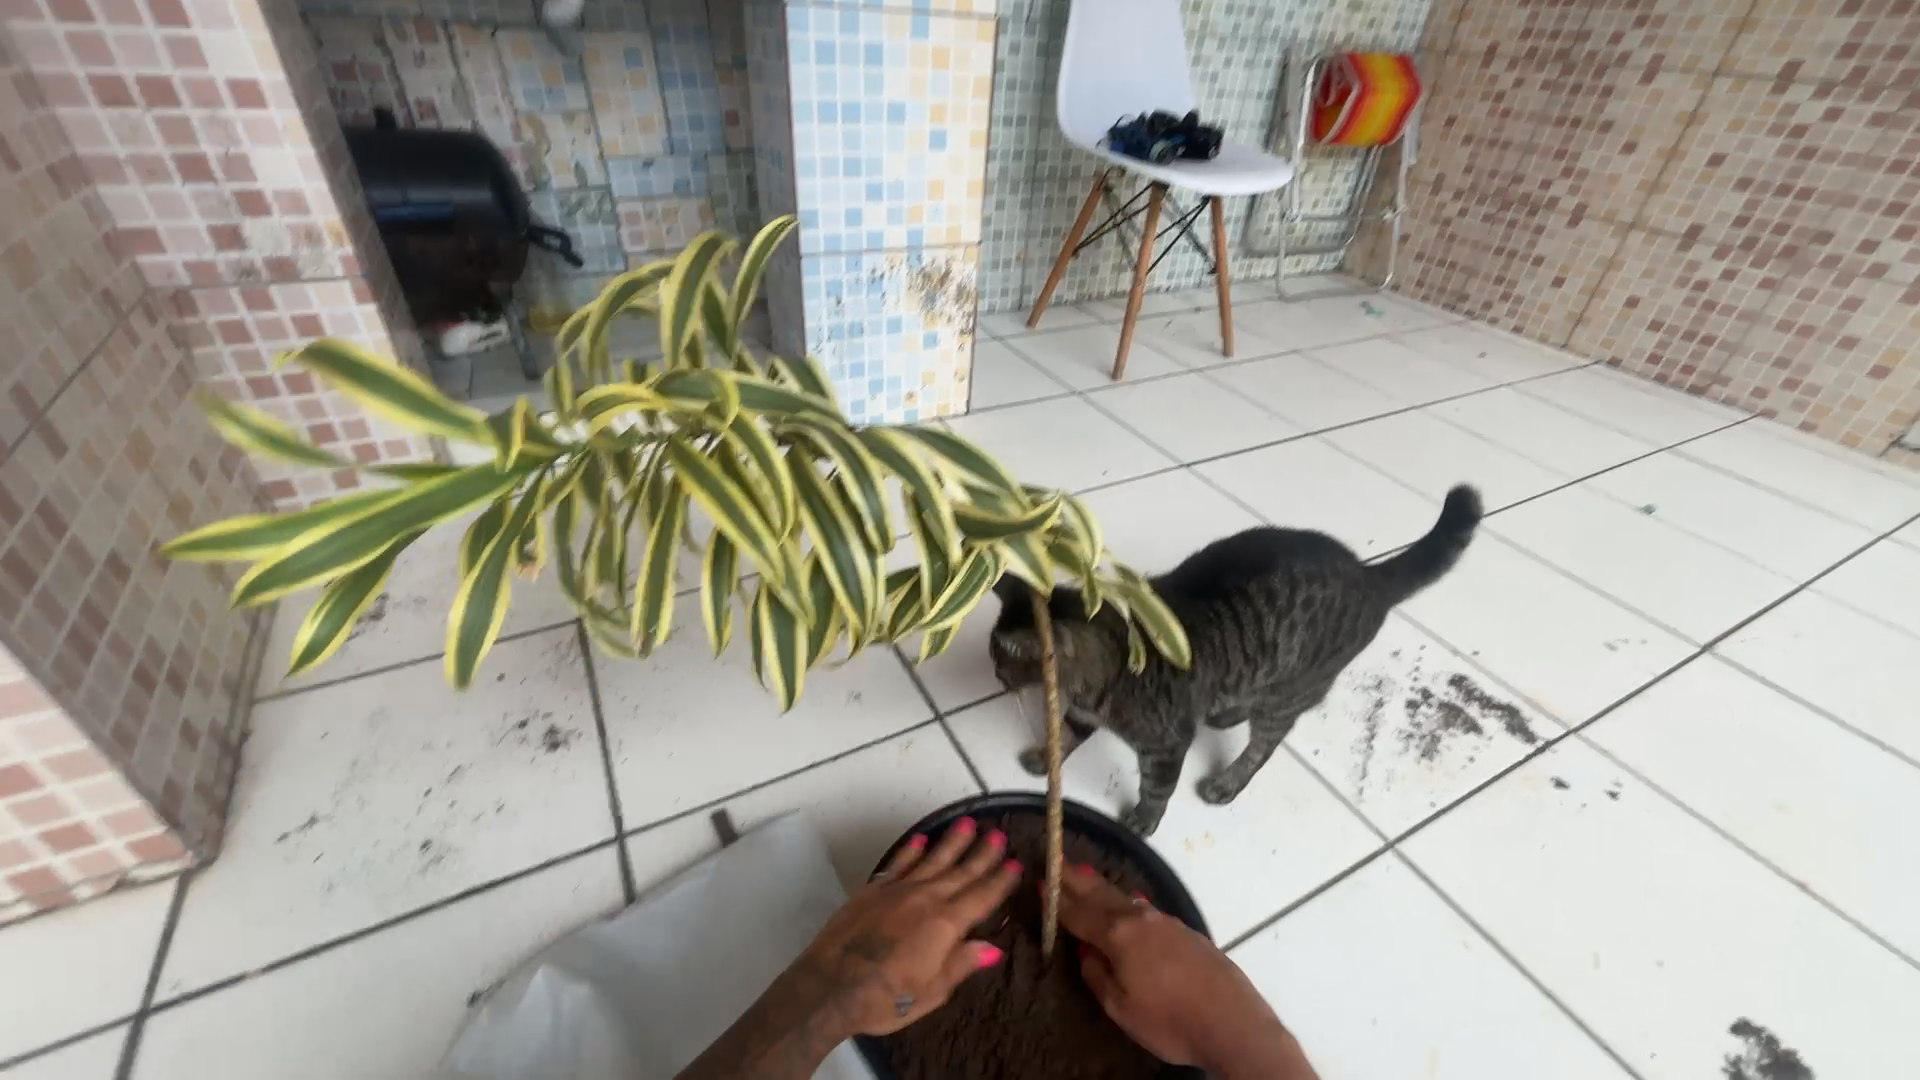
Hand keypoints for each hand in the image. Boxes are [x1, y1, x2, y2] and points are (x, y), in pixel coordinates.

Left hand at [799, 816, 1021, 1037]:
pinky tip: (920, 840)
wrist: (831, 986)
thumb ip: (961, 964)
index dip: (1000, 881)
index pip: (981, 898)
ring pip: (932, 860)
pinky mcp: (874, 889)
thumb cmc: (886, 998)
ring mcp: (899, 890)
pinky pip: (898, 864)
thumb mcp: (932, 993)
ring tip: (967, 824)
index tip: (1015, 864)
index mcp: (945, 925)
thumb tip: (993, 947)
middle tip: (998, 835)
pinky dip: (911, 851)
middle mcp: (926, 899)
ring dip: (952, 842)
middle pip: (961, 873)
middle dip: (982, 855)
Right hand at [1062, 867, 1315, 1078]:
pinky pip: (1143, 908)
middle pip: (1099, 894)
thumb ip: (1098, 976)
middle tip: (1056, 859)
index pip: (1078, 913)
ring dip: (1099, 886)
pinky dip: (1123, 900)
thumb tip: (1085, 951)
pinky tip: (1125, 903)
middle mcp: (1138, 918)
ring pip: (1122, 897)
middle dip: (1075, 878)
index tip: (1040, 881)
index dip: (1057, 900)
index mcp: (1117, 935)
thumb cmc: (1171, 1021)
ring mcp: (1163, 920)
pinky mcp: (1183, 929)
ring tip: (1083, 874)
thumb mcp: (1122, 1009)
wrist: (1232, 1021)